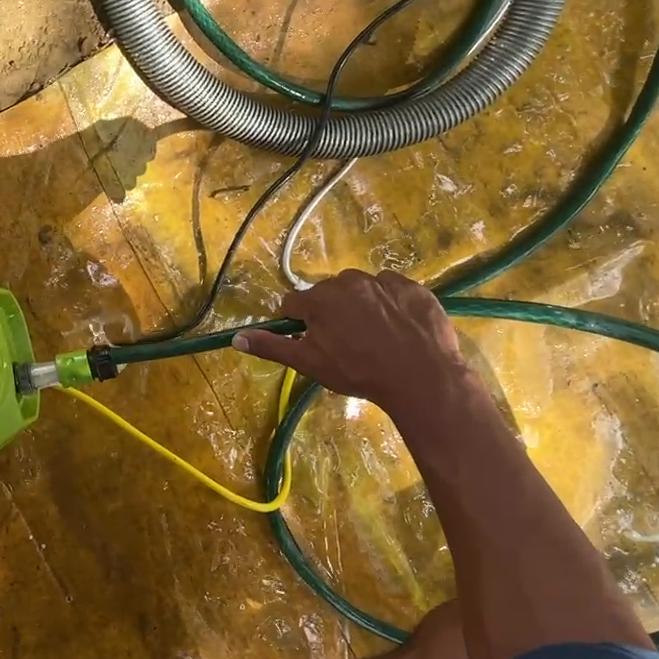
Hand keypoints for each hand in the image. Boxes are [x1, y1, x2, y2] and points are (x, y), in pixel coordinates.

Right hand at [232, 269, 471, 415]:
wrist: (422, 377)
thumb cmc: (358, 371)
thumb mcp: (308, 363)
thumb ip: (271, 346)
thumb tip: (236, 338)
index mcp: (318, 299)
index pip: (294, 304)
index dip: (300, 323)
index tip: (314, 342)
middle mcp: (347, 282)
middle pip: (327, 294)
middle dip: (330, 312)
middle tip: (345, 342)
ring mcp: (382, 282)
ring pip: (359, 289)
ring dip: (359, 305)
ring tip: (373, 334)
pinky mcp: (413, 288)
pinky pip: (391, 288)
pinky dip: (389, 302)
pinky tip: (397, 326)